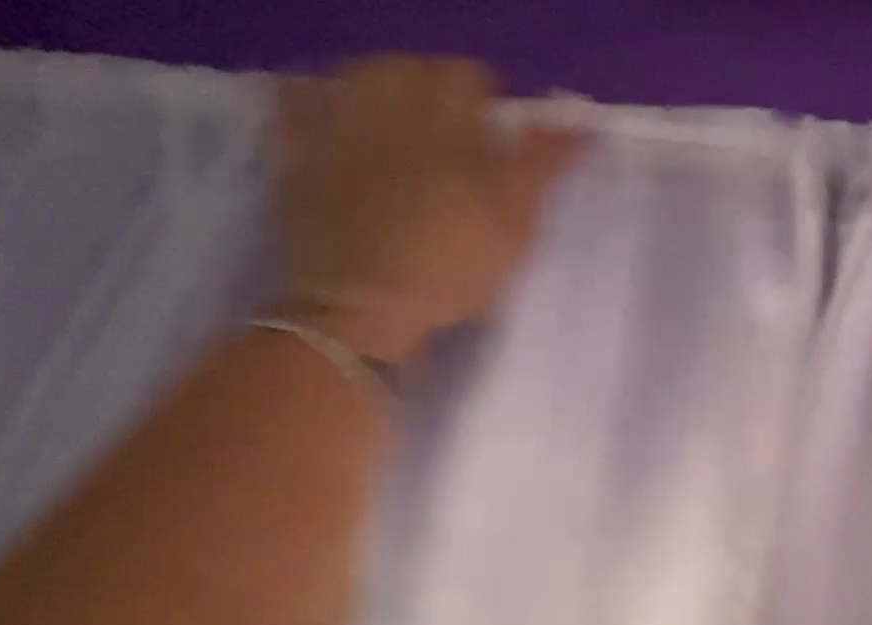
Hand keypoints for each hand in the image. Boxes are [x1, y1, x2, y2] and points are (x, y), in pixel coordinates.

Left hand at [272, 55, 582, 363]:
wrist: (361, 308)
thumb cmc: (449, 272)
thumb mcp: (513, 228)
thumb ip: (539, 168)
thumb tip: (575, 124)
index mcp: (445, 126)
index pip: (469, 78)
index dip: (488, 99)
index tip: (499, 129)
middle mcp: (387, 110)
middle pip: (412, 68)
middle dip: (436, 88)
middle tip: (453, 128)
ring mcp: (335, 127)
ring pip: (359, 75)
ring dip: (384, 87)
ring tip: (401, 123)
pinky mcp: (296, 152)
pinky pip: (299, 101)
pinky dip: (318, 99)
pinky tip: (335, 118)